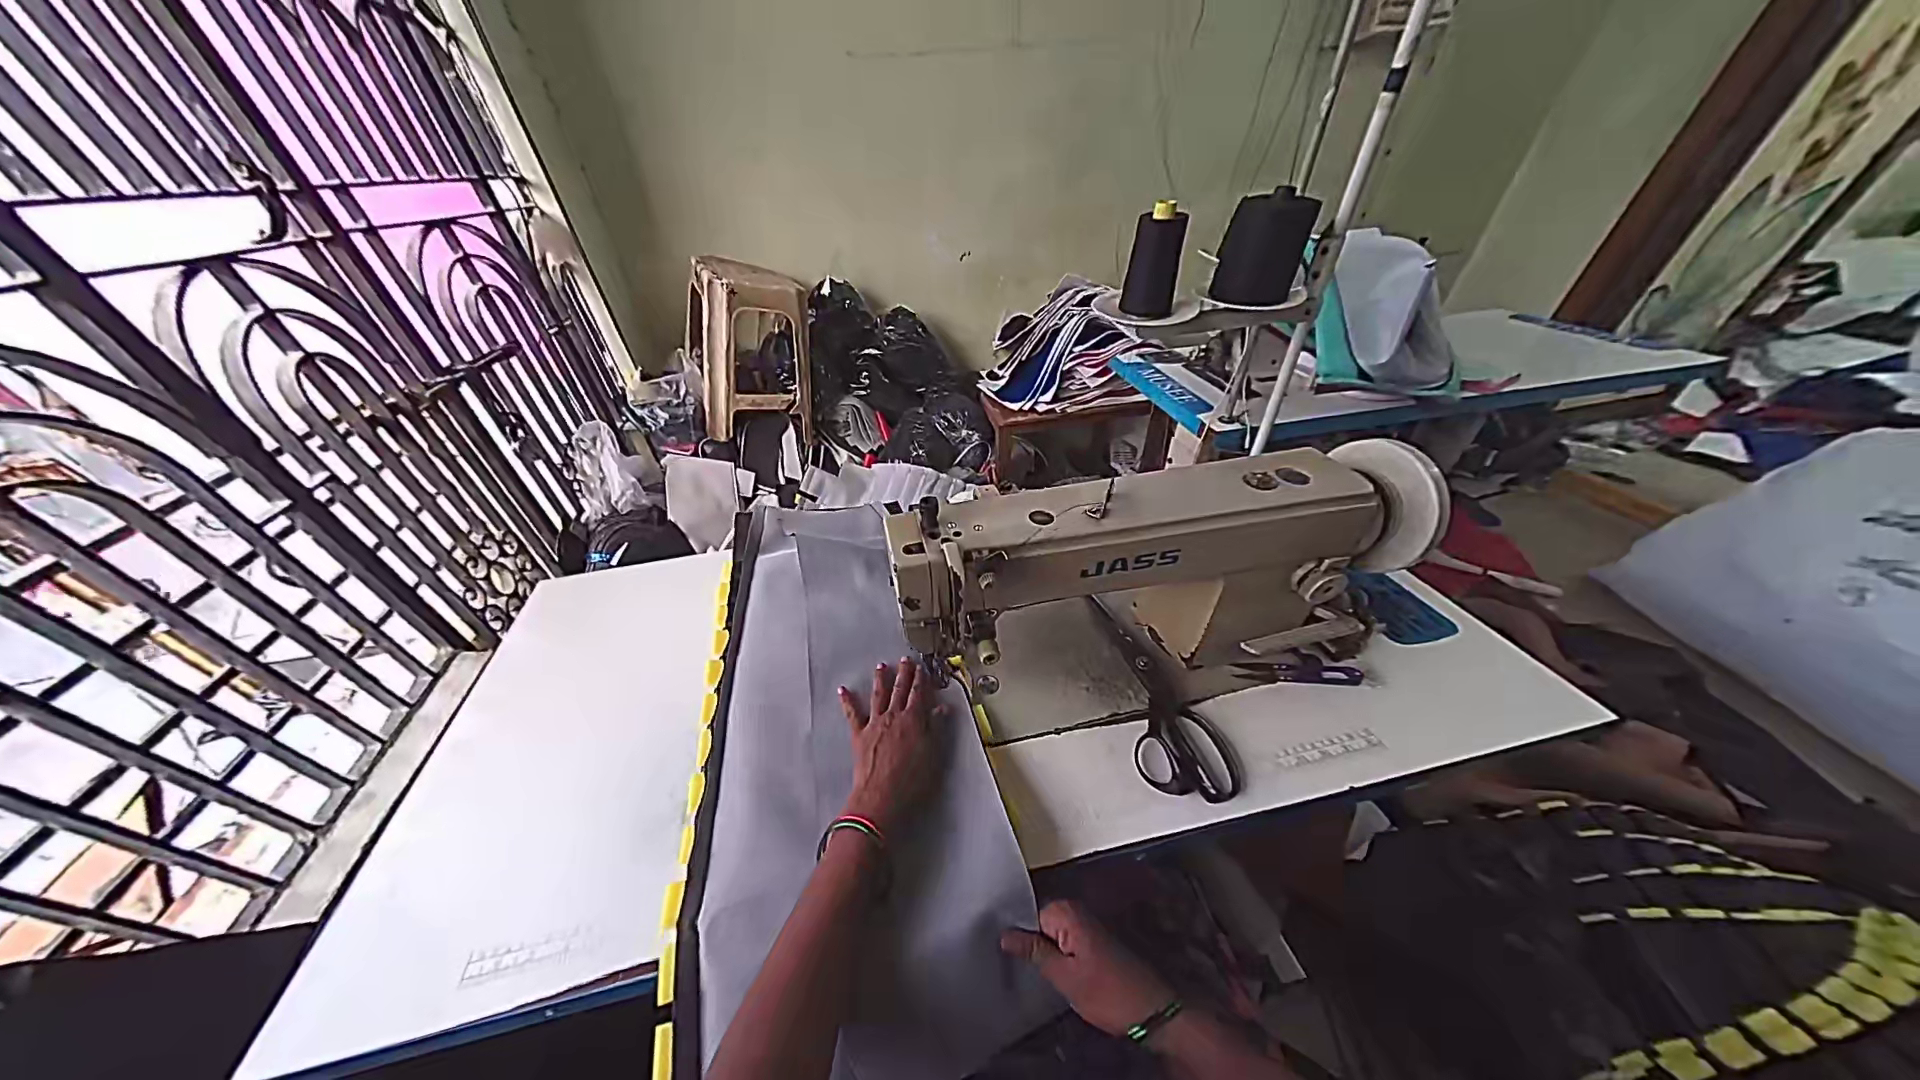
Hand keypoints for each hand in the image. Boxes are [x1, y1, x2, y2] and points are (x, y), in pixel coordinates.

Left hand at [838, 658, 943, 834]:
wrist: (881, 796)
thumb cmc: (910, 780)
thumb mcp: (933, 754)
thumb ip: (936, 728)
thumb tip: (942, 709)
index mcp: (913, 720)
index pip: (919, 694)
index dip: (921, 680)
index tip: (922, 669)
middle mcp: (893, 717)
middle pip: (899, 690)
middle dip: (903, 673)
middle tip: (905, 660)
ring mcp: (874, 724)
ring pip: (878, 696)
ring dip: (881, 680)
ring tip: (881, 666)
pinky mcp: (859, 735)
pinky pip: (852, 714)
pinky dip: (848, 701)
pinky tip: (844, 690)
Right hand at [1000, 899, 1174, 1036]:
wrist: (1151, 1010)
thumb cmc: (1107, 993)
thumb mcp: (1063, 976)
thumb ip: (1033, 951)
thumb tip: (1005, 934)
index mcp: (1066, 911)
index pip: (1027, 915)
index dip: (1020, 937)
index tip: (1011, 956)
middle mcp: (1077, 910)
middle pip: (1040, 923)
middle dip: (1033, 944)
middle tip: (1028, 969)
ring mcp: (1087, 925)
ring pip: (1053, 935)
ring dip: (1046, 953)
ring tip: (1043, 975)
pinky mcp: (1094, 941)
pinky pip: (1066, 943)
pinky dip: (1059, 957)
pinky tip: (1058, 975)